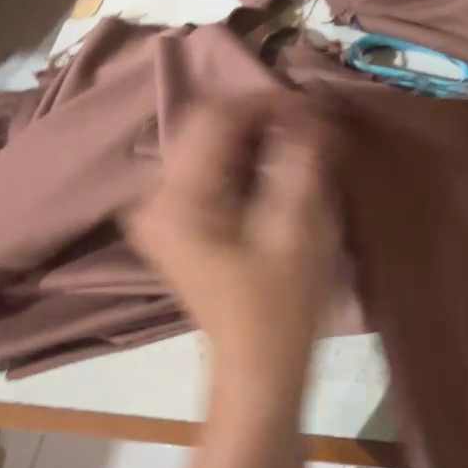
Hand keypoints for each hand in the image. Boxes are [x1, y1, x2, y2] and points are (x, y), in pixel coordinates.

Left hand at [124, 93, 335, 394]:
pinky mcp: (177, 223)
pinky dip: (246, 159)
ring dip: (257, 137)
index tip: (312, 103)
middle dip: (262, 118)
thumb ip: (301, 162)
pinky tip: (279, 166)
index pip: (214, 117)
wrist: (258, 366)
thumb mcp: (300, 229)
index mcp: (177, 199)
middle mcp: (155, 198)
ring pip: (210, 146)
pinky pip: (210, 169)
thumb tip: (309, 112)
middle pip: (207, 128)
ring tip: (302, 139)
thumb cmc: (281, 306)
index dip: (265, 101)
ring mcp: (161, 212)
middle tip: (312, 121)